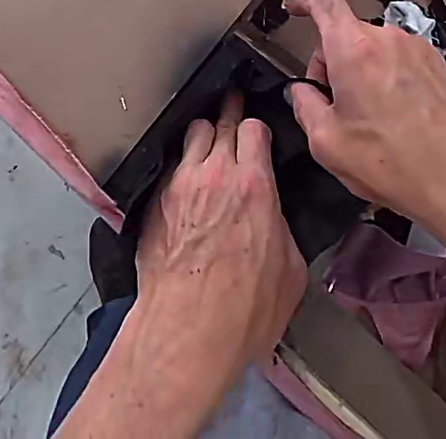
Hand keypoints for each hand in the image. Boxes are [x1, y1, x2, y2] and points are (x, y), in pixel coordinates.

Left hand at [134, 91, 306, 373]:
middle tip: (233, 106)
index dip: (258, 127)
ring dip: (203, 136)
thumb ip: (285, 228)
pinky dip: (181, 167)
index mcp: (254, 184)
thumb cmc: (243, 310)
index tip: (260, 133)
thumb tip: (278, 222)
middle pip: (221, 120)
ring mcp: (180, 187)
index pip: (254, 127)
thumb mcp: (291, 269)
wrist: (185, 338)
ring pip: (192, 134)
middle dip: (230, 113)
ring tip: (208, 142)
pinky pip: (170, 168)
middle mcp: (215, 175)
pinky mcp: (154, 206)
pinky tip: (187, 181)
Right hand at [284, 0, 445, 254]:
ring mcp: (417, 50)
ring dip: (362, 73)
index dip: (305, 1)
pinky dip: (388, 80)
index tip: (296, 5)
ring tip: (369, 121)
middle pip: (347, 34)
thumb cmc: (397, 163)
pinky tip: (394, 120)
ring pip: (374, 49)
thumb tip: (303, 93)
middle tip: (332, 104)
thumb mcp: (327, 142)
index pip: (324, 4)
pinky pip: (399, 61)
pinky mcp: (437, 65)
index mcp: (355, 50)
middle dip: (332, 62)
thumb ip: (305, 106)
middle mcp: (388, 39)